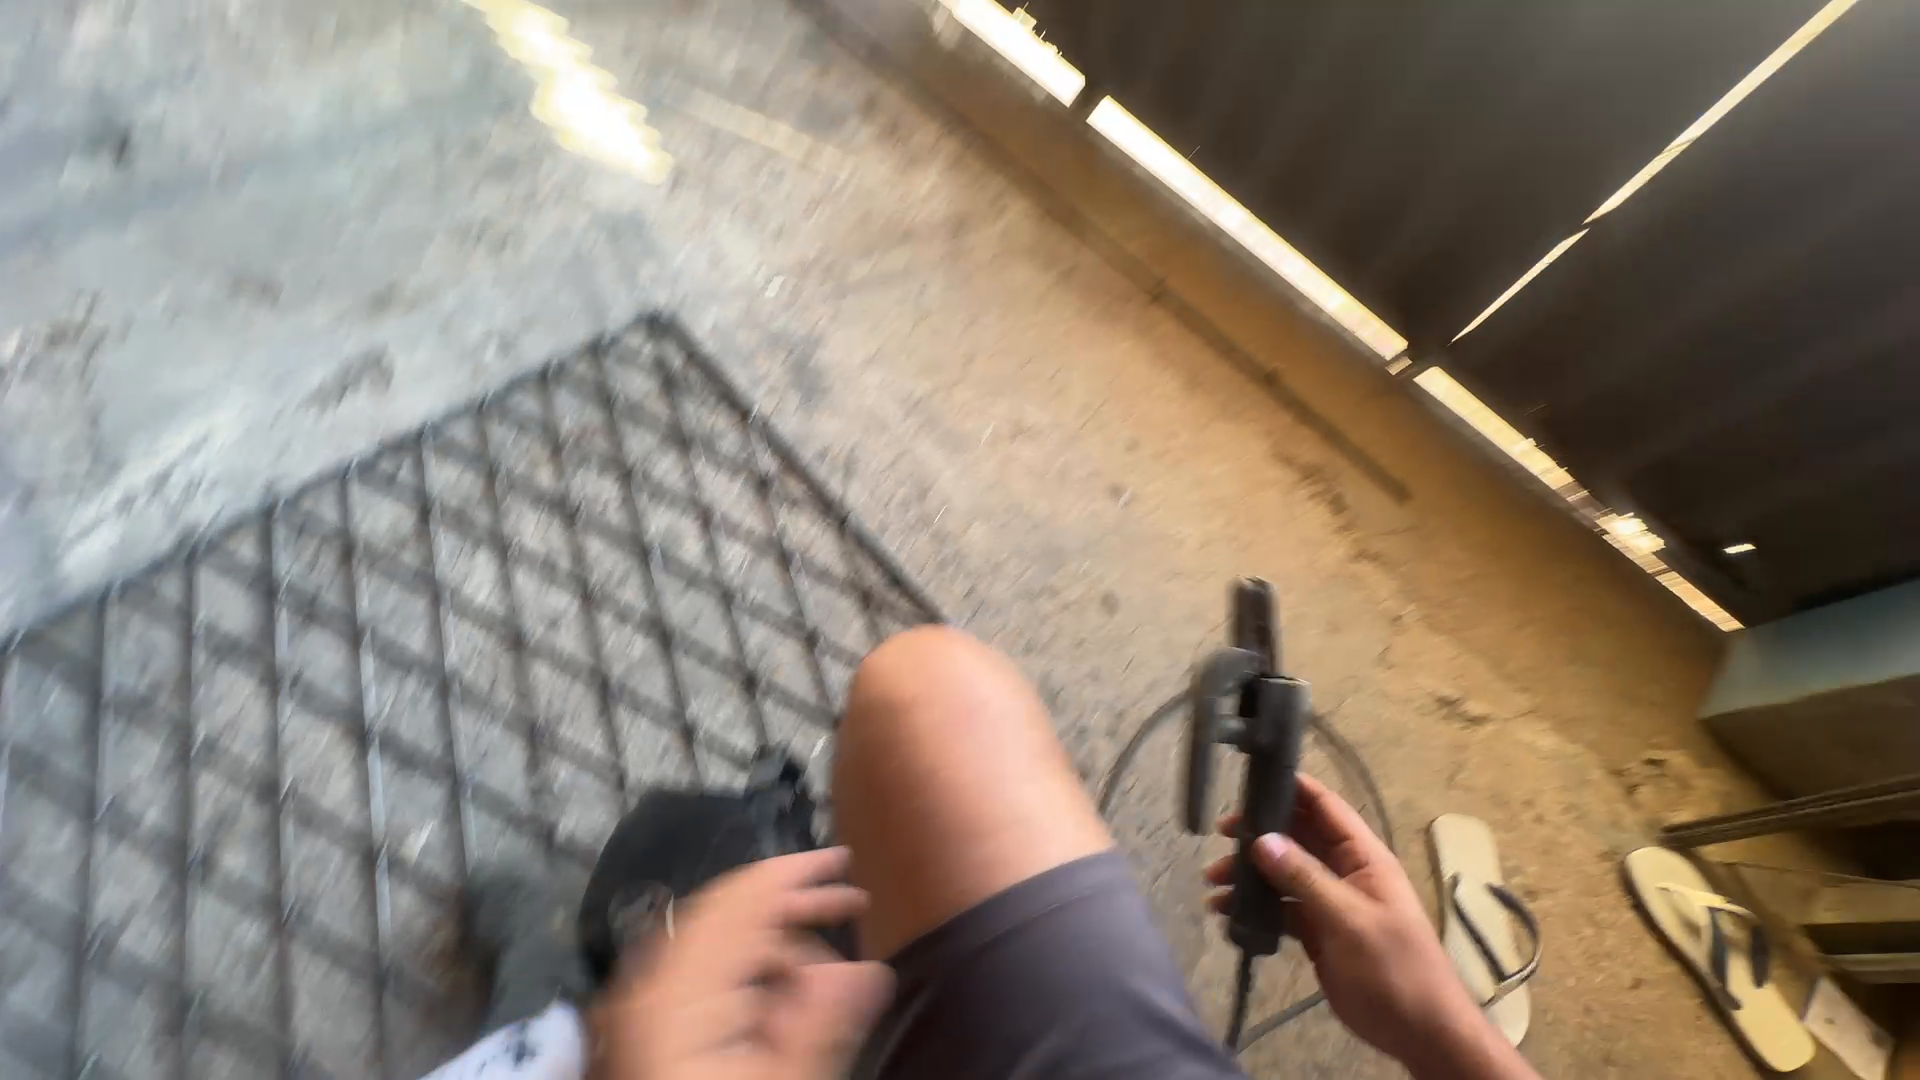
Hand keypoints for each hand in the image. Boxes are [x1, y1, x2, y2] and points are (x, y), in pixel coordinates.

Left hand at [591, 848, 892, 1079]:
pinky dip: (759, 965)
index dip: (795, 871)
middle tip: (853, 900)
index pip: (742, 901)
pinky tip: (794, 990)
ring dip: (786, 939)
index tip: (842, 859)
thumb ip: (820, 1028)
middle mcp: (657, 985)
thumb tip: (870, 972)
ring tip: (835, 963)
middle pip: (734, 910)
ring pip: (727, 939)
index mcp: (679, 993)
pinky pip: (715, 967)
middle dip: (798, 901)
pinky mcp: (660, 1024)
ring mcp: (654, 1003)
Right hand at [1204, 776, 1490, 1069]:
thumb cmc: (1397, 969)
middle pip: (1295, 835)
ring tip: (1214, 882)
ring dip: (1249, 872)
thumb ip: (1305, 879)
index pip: (1325, 806)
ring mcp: (1328, 899)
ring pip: (1282, 870)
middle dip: (1257, 832)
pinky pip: (1279, 905)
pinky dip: (1254, 905)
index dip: (1292, 787)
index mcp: (1362, 857)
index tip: (1251, 778)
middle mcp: (1342, 870)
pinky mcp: (1316, 929)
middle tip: (1222, 833)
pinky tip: (1228, 912)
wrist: (1421, 1035)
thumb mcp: (1350, 920)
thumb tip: (1260, 840)